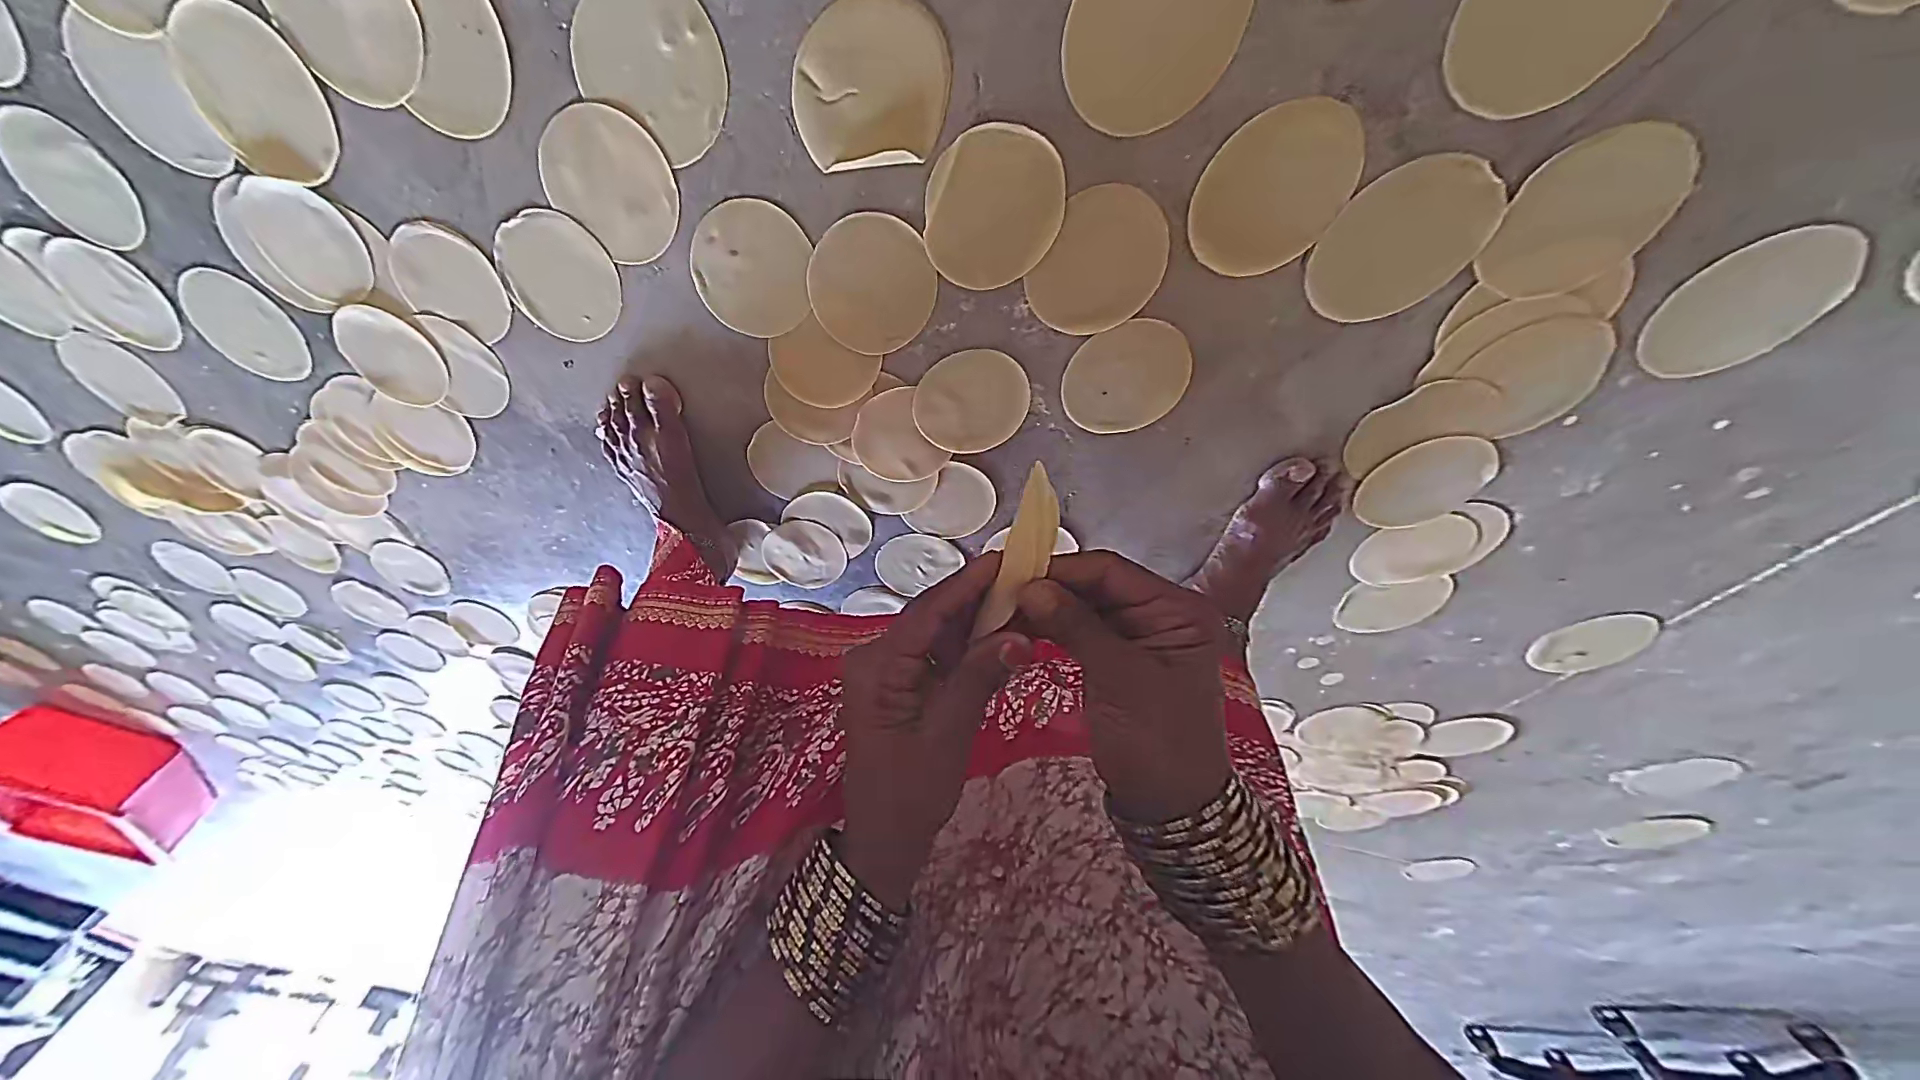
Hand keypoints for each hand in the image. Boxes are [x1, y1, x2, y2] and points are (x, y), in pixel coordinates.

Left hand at [838, 554, 1031, 907]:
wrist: (885, 837)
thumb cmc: (910, 792)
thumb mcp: (948, 735)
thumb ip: (979, 678)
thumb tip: (1018, 636)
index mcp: (877, 667)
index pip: (926, 614)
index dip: (966, 584)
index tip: (1002, 560)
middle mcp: (875, 658)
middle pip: (931, 617)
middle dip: (976, 598)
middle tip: (1022, 578)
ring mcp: (886, 669)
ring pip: (936, 632)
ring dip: (975, 620)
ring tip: (1019, 602)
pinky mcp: (900, 682)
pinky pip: (936, 653)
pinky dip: (967, 646)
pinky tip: (998, 636)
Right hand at [1016, 552, 1232, 823]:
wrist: (1170, 806)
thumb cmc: (1157, 741)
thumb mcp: (1118, 678)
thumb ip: (1076, 626)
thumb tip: (1032, 587)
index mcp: (1178, 610)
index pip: (1112, 571)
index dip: (1063, 570)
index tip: (1017, 575)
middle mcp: (1161, 614)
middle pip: (1096, 586)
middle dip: (1051, 589)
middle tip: (1004, 595)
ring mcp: (1139, 636)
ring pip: (1084, 607)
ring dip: (1048, 608)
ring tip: (1006, 612)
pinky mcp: (1118, 657)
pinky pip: (1082, 631)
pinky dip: (1054, 629)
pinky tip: (1025, 628)